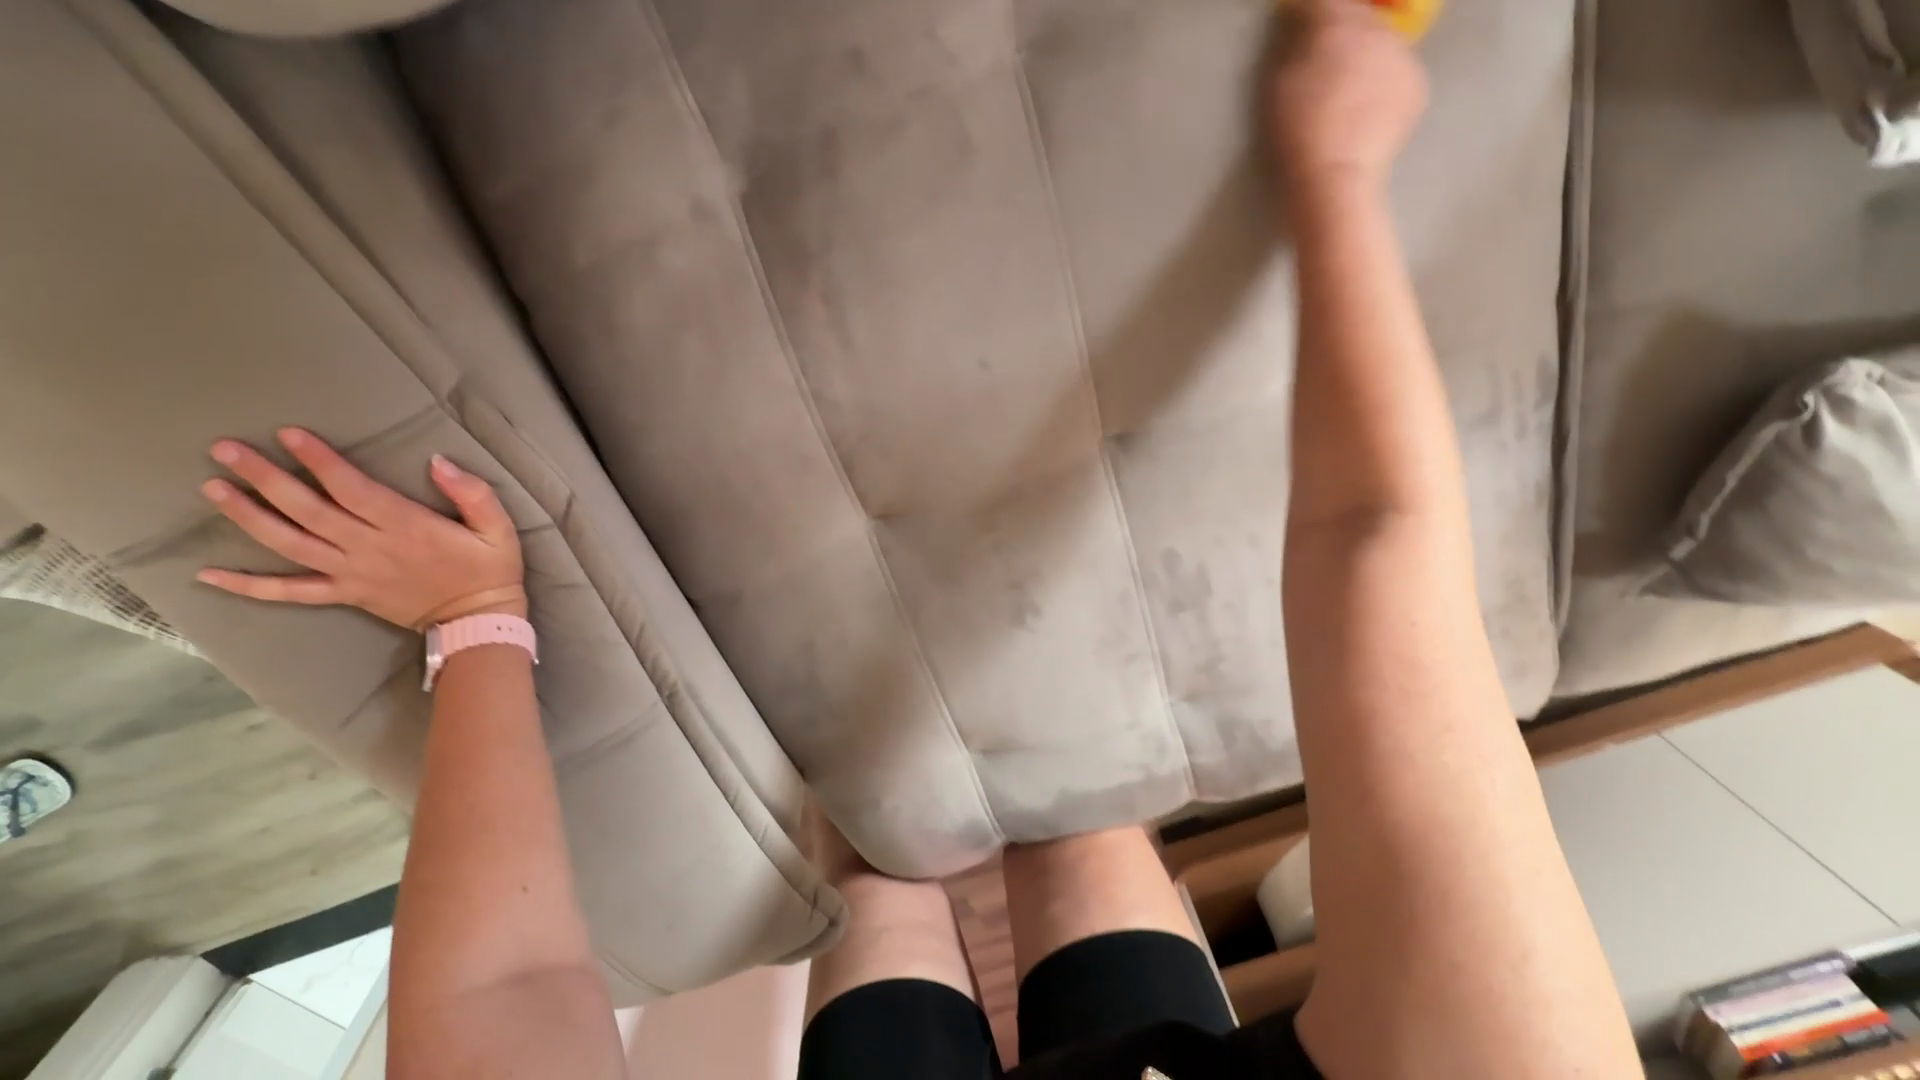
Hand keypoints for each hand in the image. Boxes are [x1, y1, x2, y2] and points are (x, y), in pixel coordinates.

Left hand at [197, 428, 525, 630]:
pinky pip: (291, 592)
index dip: (318, 461)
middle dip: (264, 478)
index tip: (288, 434)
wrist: (478, 621)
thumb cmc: (490, 570)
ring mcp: (352, 574)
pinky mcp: (345, 595)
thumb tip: (439, 462)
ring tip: (213, 488)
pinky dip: (249, 586)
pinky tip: (209, 575)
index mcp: (405, 527)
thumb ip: (473, 493)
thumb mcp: (498, 528)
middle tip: (226, 450)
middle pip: (307, 510)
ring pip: (290, 544)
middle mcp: (369, 548)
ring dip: (247, 517)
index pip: (351, 488)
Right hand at [1270, 0, 1429, 193]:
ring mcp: (1402, 55)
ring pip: (1383, 41)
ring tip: (1349, 83)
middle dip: (1344, 27)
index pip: (1324, 1)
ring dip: (1366, 52)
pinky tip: (1367, 105)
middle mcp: (1376, 30)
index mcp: (1336, 25)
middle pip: (1361, 15)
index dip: (1309, 11)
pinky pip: (1397, 69)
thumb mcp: (1279, 84)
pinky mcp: (1417, 84)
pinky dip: (1383, 78)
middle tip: (1326, 53)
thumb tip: (1305, 22)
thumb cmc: (1296, 134)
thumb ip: (1295, 43)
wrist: (1336, 177)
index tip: (1299, 21)